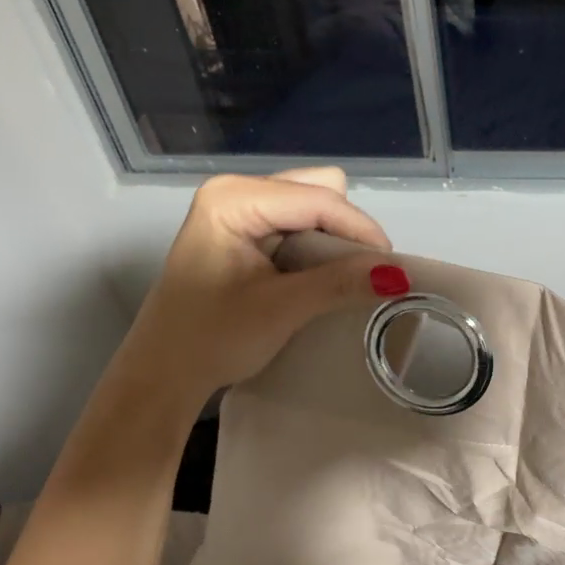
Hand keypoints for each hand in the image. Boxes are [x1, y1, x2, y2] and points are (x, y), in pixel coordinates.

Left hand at [119, 169, 396, 401]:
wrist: (162, 375)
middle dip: (345, 230)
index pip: (317, 199)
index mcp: (233, 197)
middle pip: (317, 190)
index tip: (393, 269)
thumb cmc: (210, 340)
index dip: (360, 230)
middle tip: (360, 275)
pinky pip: (298, 223)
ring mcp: (238, 208)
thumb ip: (339, 284)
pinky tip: (318, 277)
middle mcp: (235, 190)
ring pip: (312, 205)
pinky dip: (317, 247)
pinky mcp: (244, 230)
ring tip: (340, 279)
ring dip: (333, 240)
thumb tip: (401, 274)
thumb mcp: (280, 310)